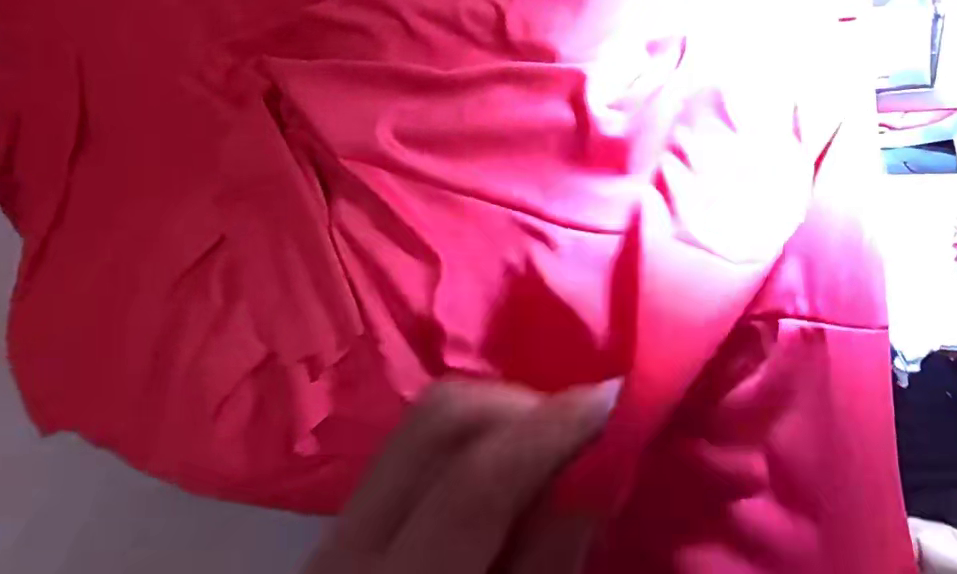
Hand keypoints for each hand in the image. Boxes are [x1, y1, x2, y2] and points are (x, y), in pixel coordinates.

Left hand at [305, 379, 620, 573]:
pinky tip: (510, 464)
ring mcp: (341, 528)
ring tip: (553, 444)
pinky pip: (418, 442)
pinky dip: (475, 434)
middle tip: (585, 426)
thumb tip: (600, 466)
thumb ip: (548, 564)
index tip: (615, 400)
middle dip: (524, 405)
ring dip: (500, 413)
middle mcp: (352, 545)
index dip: (553, 429)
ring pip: (428, 417)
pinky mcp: (348, 520)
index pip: (478, 481)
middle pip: (443, 418)